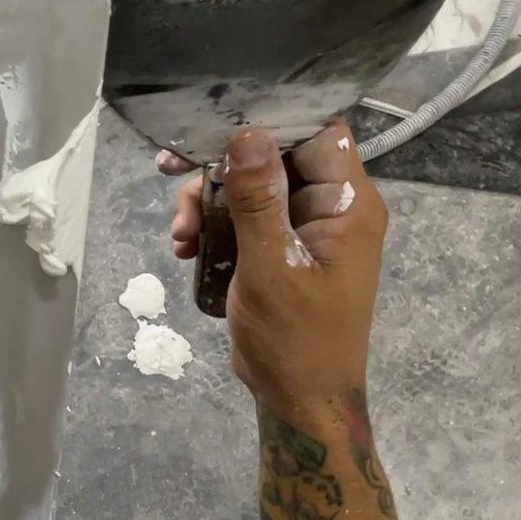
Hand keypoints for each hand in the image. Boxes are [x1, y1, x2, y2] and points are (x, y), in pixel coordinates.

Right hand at [167, 122, 387, 415]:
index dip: (268, 123)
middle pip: (273, 160)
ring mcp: (303, 231)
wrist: (298, 397)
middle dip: (221, 172)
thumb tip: (247, 133)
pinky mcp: (279, 251)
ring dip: (208, 205)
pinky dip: (212, 230)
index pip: (316, 133)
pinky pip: (243, 222)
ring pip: (250, 190)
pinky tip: (187, 249)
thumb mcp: (271, 267)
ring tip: (180, 235)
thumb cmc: (295, 338)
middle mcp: (328, 208)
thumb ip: (258, 200)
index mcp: (345, 203)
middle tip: (175, 183)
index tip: (214, 128)